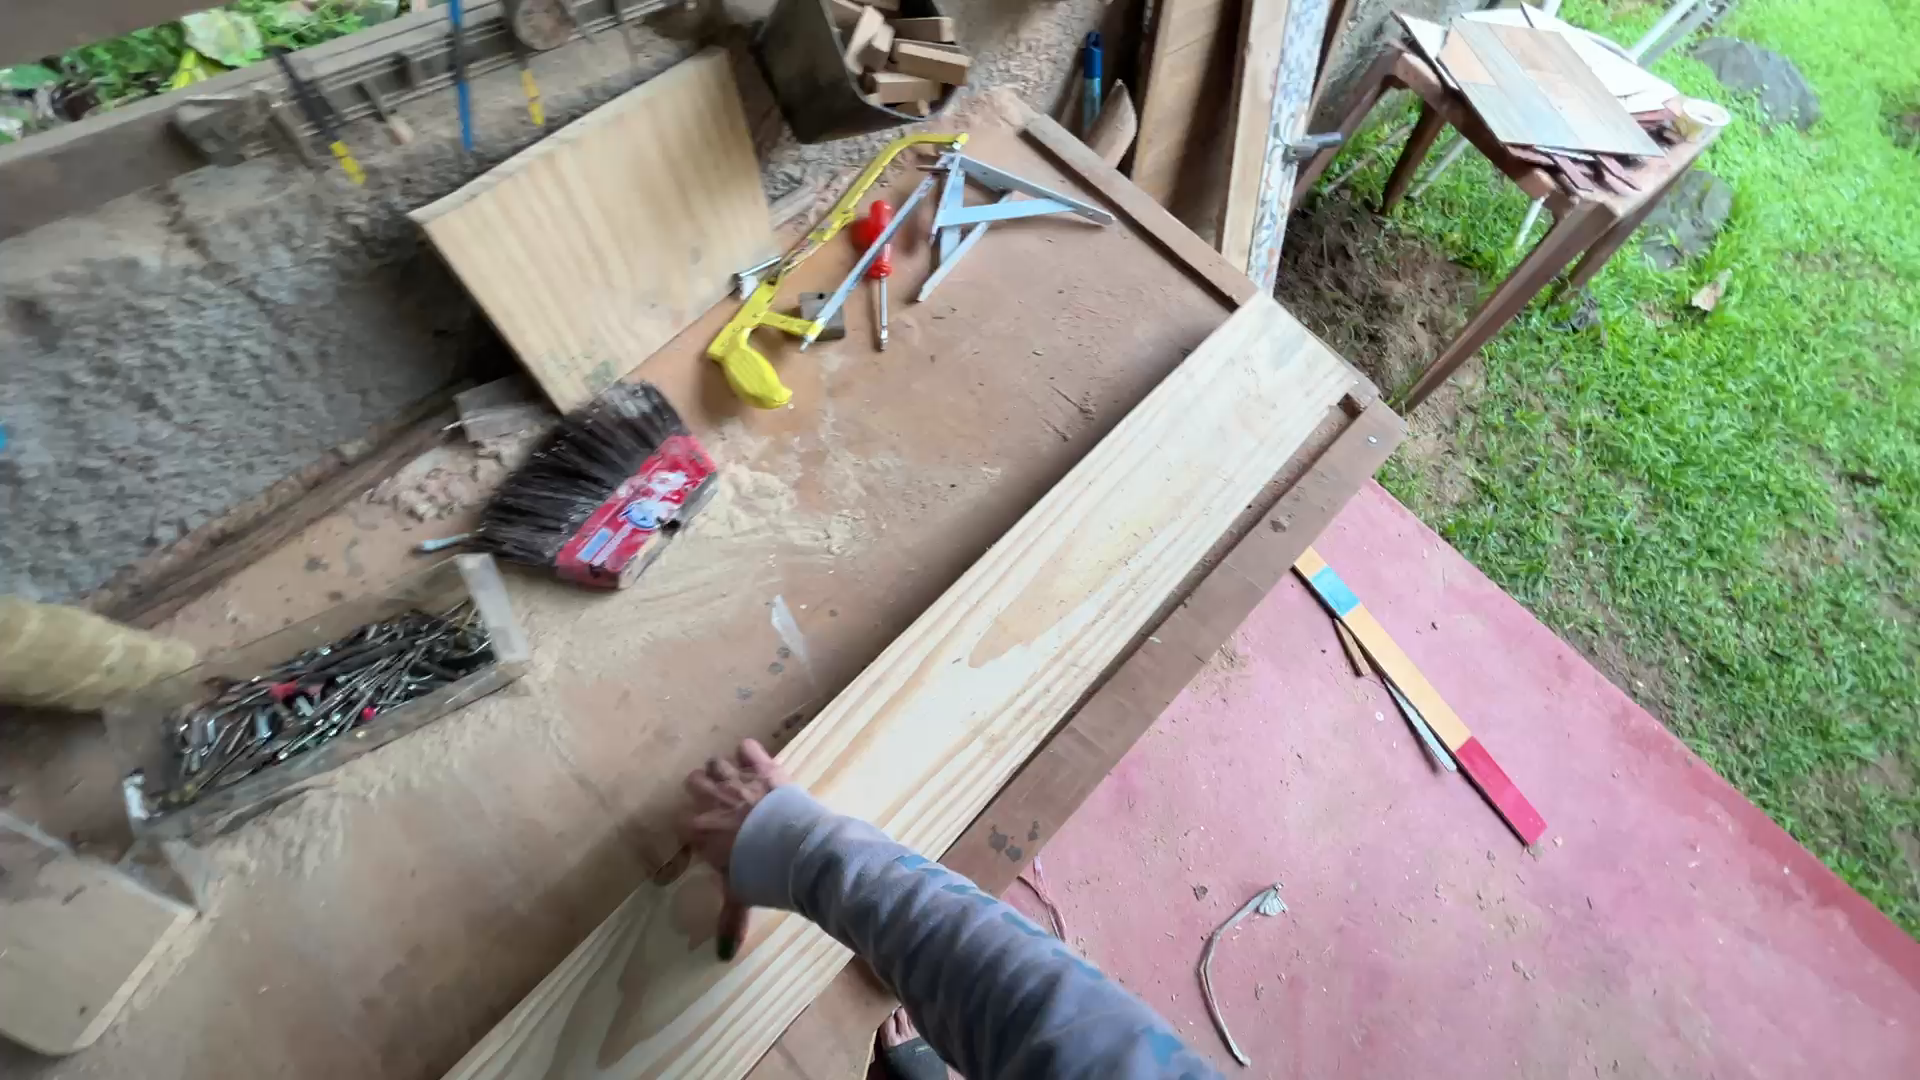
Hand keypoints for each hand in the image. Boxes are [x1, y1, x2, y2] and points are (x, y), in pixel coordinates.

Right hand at [676, 738, 791, 959]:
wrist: (790, 845)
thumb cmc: (759, 872)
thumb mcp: (740, 896)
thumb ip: (729, 921)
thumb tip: (722, 956)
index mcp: (701, 831)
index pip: (681, 822)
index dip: (690, 824)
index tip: (699, 831)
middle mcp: (714, 802)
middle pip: (693, 782)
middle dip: (700, 787)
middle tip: (711, 797)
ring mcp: (738, 780)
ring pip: (717, 762)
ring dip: (722, 768)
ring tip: (729, 775)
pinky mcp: (763, 767)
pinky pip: (750, 750)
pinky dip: (749, 750)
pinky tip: (751, 752)